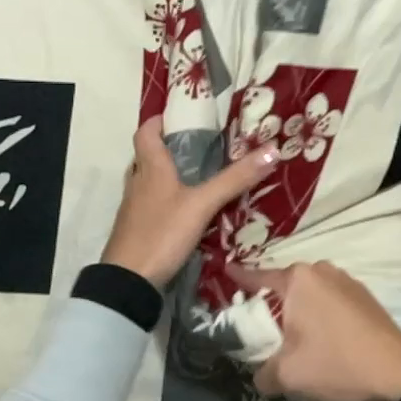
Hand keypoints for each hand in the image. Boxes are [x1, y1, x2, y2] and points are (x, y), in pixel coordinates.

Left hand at [100, 118, 275, 287]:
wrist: (127, 284)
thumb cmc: (162, 233)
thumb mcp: (203, 204)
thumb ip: (235, 179)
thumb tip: (272, 150)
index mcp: (150, 168)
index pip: (145, 132)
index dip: (158, 121)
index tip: (180, 116)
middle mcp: (138, 183)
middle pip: (147, 156)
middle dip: (168, 149)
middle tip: (198, 148)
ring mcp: (133, 209)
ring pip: (148, 182)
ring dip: (167, 177)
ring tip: (196, 179)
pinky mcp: (135, 231)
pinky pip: (150, 206)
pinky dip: (165, 203)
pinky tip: (185, 213)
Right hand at [231, 261, 400, 400]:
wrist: (398, 374)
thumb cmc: (336, 364)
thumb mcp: (287, 375)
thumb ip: (262, 371)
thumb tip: (261, 373)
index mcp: (298, 279)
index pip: (258, 277)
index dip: (238, 278)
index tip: (224, 272)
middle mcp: (320, 270)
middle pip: (285, 285)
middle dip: (271, 303)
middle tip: (260, 328)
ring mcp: (345, 279)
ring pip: (309, 292)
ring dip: (299, 310)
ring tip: (292, 337)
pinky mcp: (363, 295)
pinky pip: (330, 299)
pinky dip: (320, 313)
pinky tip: (321, 337)